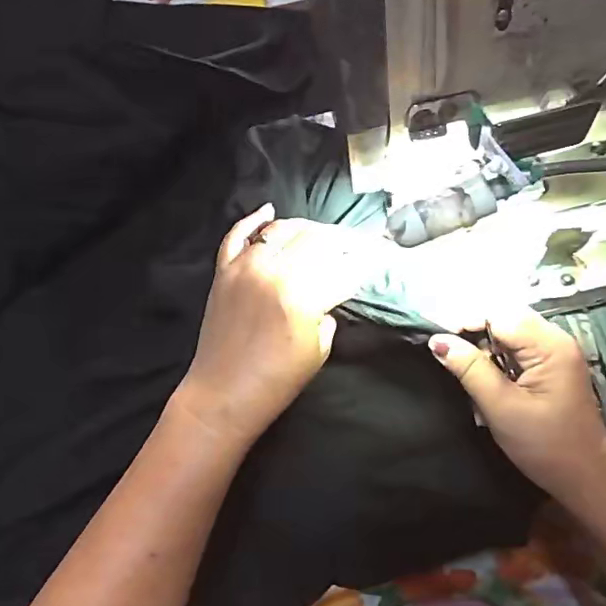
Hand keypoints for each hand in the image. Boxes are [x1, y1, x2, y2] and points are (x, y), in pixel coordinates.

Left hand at [177, 204, 375, 438]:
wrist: (223, 395)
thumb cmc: (279, 379)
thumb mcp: (321, 346)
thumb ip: (329, 310)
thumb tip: (333, 288)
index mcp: (303, 295)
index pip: (345, 266)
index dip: (368, 260)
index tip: (382, 255)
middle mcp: (274, 272)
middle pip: (318, 239)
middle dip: (343, 240)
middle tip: (358, 246)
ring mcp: (245, 268)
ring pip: (283, 229)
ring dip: (308, 228)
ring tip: (324, 235)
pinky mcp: (224, 272)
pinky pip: (237, 236)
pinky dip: (252, 220)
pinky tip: (269, 210)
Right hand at [429, 307, 605, 501]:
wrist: (585, 475)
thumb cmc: (545, 445)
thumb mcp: (501, 408)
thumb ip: (470, 370)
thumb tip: (438, 341)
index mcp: (550, 344)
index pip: (500, 314)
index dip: (466, 322)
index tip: (437, 342)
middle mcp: (556, 339)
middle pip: (506, 318)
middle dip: (474, 333)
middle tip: (446, 355)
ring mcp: (556, 352)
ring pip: (510, 333)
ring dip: (485, 347)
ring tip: (463, 370)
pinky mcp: (553, 366)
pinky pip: (519, 349)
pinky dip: (498, 359)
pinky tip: (485, 380)